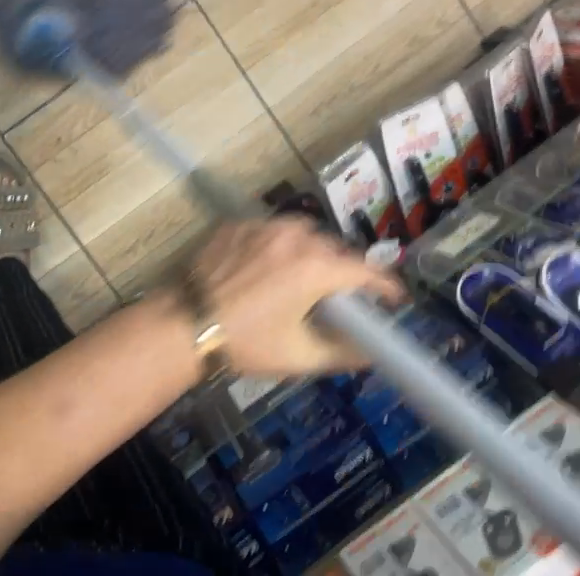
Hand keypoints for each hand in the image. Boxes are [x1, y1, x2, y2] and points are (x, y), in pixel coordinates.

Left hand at [187, 218, 405, 376]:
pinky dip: (278, 244)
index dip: (385, 285)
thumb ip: (344, 352)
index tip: (394, 299)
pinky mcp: (236, 224)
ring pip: (302, 232)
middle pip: (333, 248)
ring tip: (306, 277)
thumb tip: (372, 352)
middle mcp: (294, 237)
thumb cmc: (247, 342)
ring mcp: (262, 225)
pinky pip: (269, 229)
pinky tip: (269, 266)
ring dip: (311, 251)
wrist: (185, 321)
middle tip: (343, 295)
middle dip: (344, 269)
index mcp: (315, 268)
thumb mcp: (301, 356)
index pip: (365, 270)